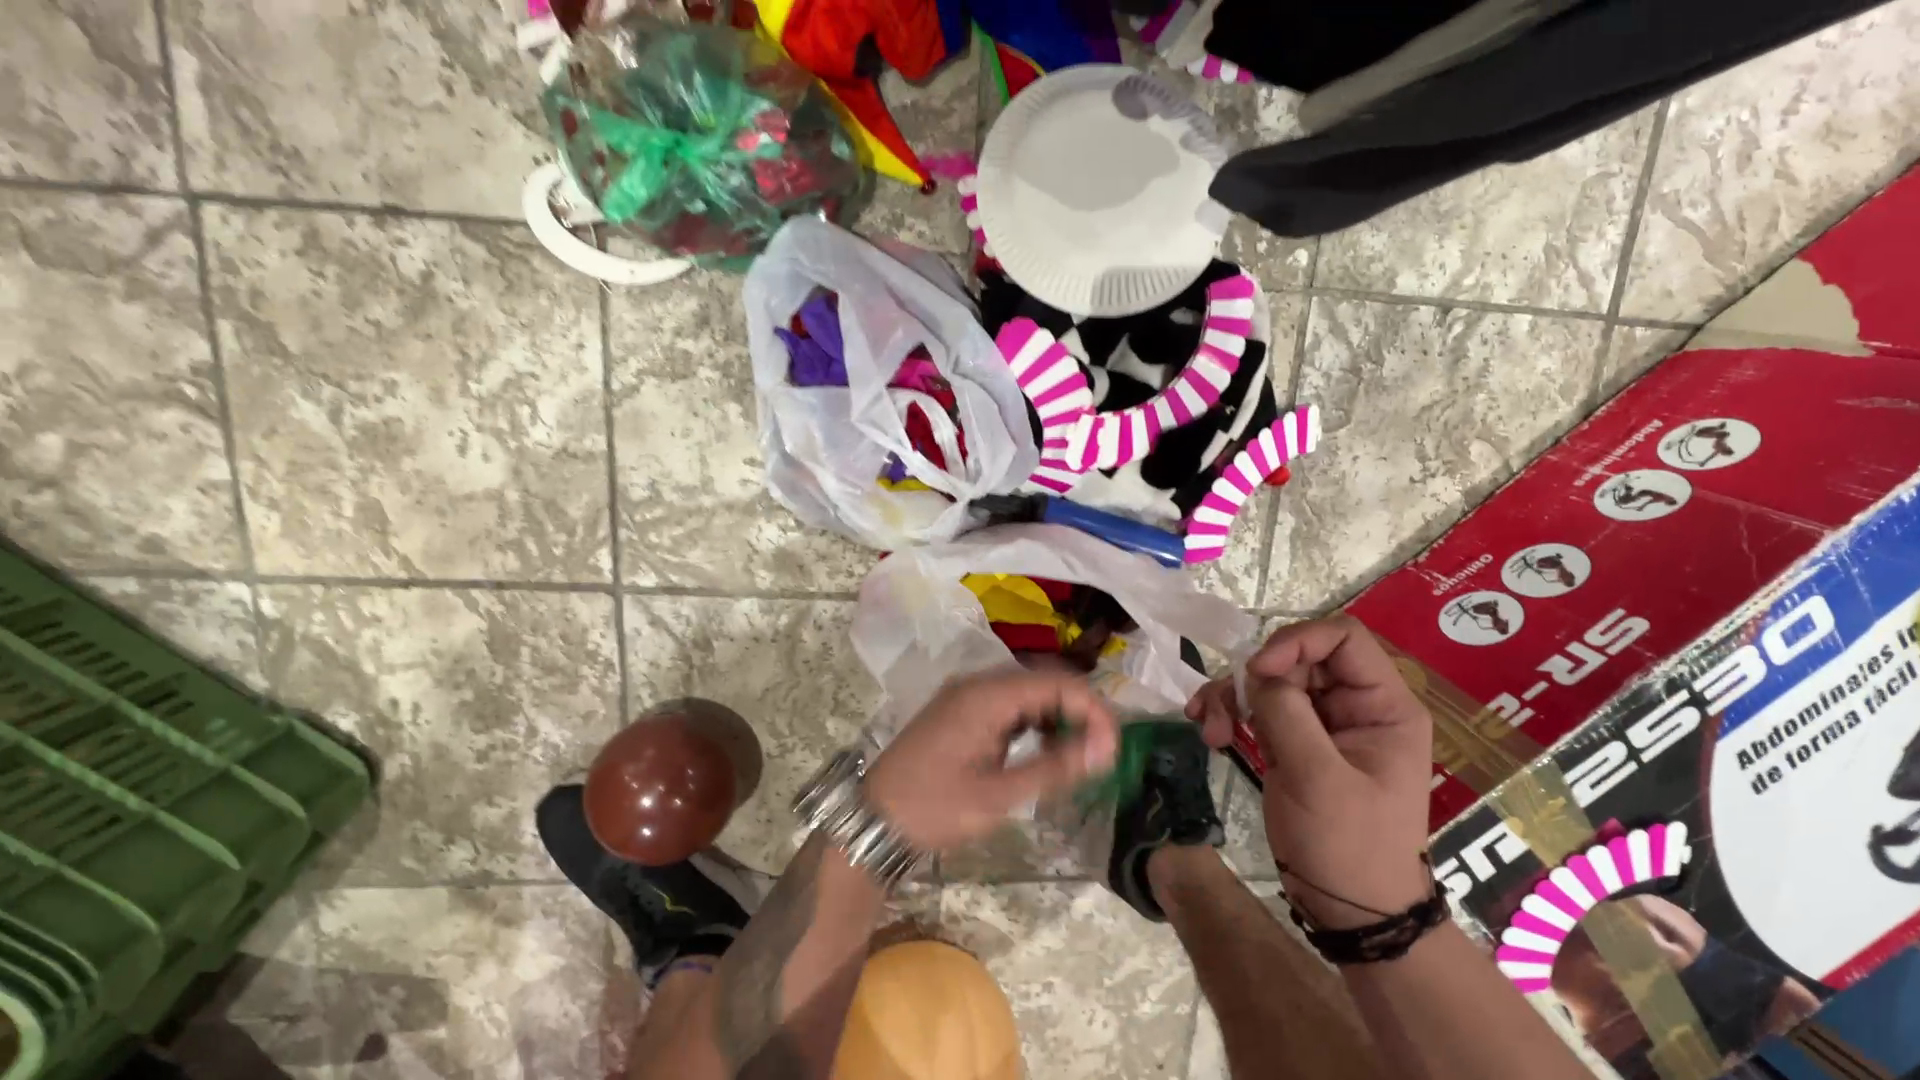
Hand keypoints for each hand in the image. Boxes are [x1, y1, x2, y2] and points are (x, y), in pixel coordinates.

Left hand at [866, 669, 1118, 853]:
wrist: (872, 820)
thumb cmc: (934, 807)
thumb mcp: (1000, 794)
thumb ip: (1055, 767)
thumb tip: (1106, 750)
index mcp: (987, 696)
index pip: (1058, 682)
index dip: (1093, 710)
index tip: (1113, 747)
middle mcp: (977, 684)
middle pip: (1044, 682)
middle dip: (1079, 712)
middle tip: (1101, 753)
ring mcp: (966, 697)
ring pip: (1027, 693)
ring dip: (1057, 718)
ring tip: (1078, 756)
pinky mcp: (960, 713)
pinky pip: (1008, 706)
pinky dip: (1033, 723)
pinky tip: (1044, 751)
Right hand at [1187, 615, 1432, 927]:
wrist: (1350, 911)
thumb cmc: (1347, 845)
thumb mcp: (1318, 777)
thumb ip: (1287, 713)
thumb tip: (1256, 671)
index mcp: (1384, 707)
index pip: (1343, 639)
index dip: (1297, 642)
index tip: (1258, 671)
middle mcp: (1356, 706)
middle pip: (1298, 659)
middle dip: (1253, 678)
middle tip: (1218, 713)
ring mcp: (1324, 725)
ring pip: (1271, 681)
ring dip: (1233, 697)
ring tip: (1208, 730)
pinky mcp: (1296, 743)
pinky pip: (1260, 709)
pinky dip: (1232, 714)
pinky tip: (1210, 733)